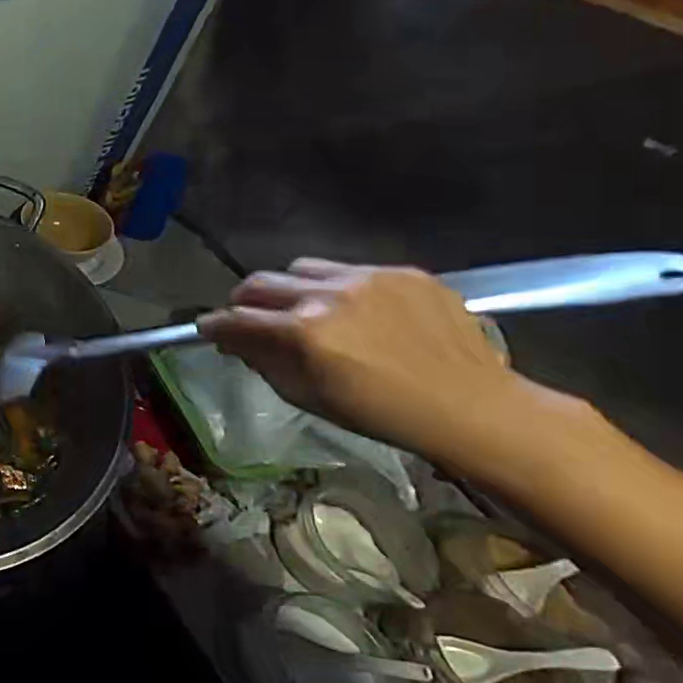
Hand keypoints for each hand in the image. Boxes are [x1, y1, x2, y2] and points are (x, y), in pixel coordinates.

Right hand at [196, 258, 590, 473]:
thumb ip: (265, 363)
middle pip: (260, 282)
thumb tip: (236, 342)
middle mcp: (328, 295)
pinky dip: (337, 288)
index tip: (207, 328)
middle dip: (244, 301)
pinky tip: (356, 312)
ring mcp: (367, 278)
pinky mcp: (401, 272)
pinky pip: (348, 269)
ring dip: (289, 288)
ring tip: (305, 308)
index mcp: (304, 332)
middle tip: (248, 317)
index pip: (237, 318)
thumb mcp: (310, 397)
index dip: (214, 325)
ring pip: (300, 268)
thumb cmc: (383, 414)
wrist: (475, 407)